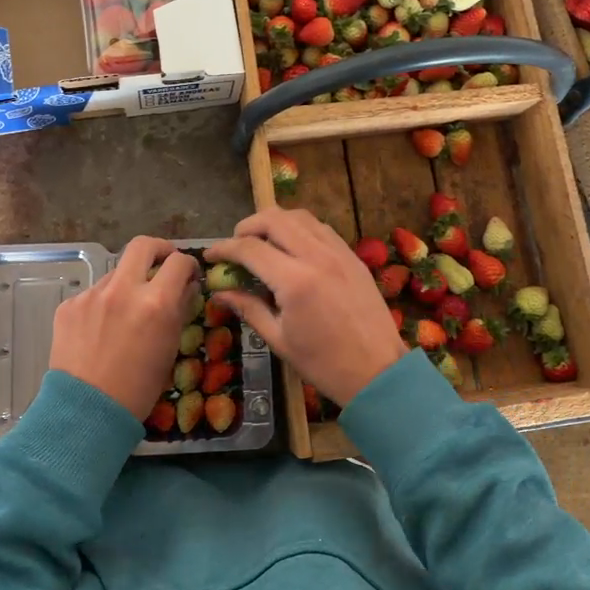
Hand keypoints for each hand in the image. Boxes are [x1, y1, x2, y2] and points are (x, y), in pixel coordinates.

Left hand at [50, 236, 200, 418]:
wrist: (86, 412)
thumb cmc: (138, 388)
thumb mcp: (169, 348)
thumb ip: (178, 310)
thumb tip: (185, 287)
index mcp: (155, 302)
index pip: (178, 262)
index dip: (187, 264)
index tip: (188, 273)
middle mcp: (123, 290)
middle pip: (142, 245)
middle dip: (158, 249)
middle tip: (162, 263)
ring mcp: (92, 295)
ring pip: (116, 273)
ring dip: (127, 284)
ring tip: (126, 313)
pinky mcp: (69, 305)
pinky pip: (93, 295)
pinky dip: (103, 305)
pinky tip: (100, 331)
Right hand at [206, 208, 405, 405]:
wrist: (378, 372)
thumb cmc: (324, 364)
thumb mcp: (279, 339)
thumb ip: (248, 308)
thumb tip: (219, 292)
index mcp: (295, 281)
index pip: (250, 248)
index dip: (224, 248)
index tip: (210, 256)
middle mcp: (317, 256)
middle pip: (274, 219)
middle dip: (247, 227)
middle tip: (235, 245)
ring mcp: (339, 252)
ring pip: (300, 217)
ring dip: (275, 222)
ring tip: (261, 242)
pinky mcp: (353, 256)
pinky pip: (321, 229)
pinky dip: (300, 229)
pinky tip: (292, 248)